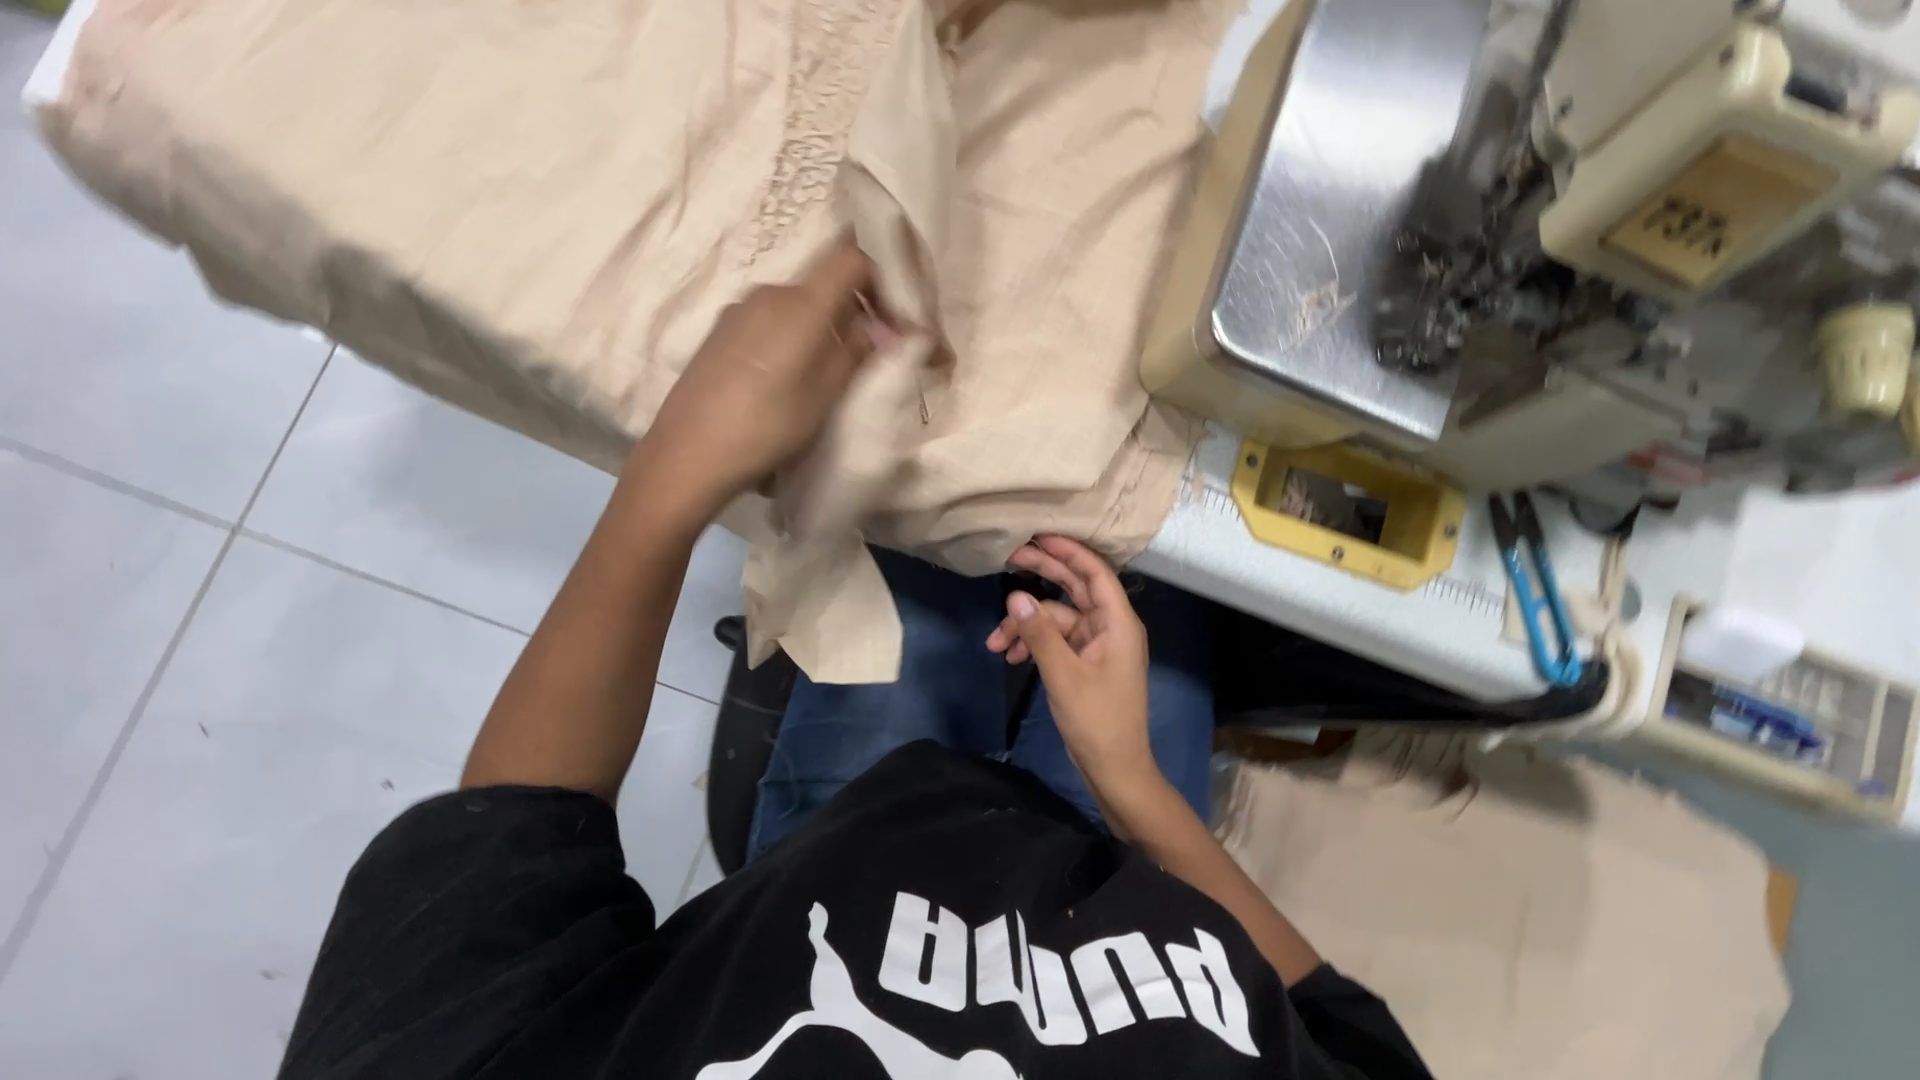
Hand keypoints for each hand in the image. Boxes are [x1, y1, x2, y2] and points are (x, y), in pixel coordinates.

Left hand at [640, 235, 890, 512]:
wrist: (686, 456)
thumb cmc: (764, 427)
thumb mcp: (823, 395)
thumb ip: (857, 351)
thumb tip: (884, 327)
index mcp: (798, 303)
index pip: (851, 256)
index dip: (883, 275)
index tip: (897, 314)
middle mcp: (767, 293)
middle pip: (825, 281)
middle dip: (857, 308)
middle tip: (875, 351)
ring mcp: (739, 311)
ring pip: (799, 305)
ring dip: (825, 327)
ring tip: (834, 373)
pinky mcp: (721, 333)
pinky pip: (773, 321)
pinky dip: (796, 337)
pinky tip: (792, 379)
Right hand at [986, 535, 1164, 801]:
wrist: (1114, 769)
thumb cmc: (1097, 720)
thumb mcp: (1064, 675)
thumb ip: (1040, 633)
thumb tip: (1016, 595)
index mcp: (1118, 623)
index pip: (1095, 572)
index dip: (1068, 550)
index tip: (1039, 535)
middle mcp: (1109, 627)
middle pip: (1074, 588)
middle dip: (1041, 576)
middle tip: (1008, 559)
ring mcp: (1096, 645)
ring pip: (1056, 618)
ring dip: (1026, 626)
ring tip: (995, 644)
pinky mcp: (1084, 662)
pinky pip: (1055, 640)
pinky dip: (1033, 644)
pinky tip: (1010, 657)